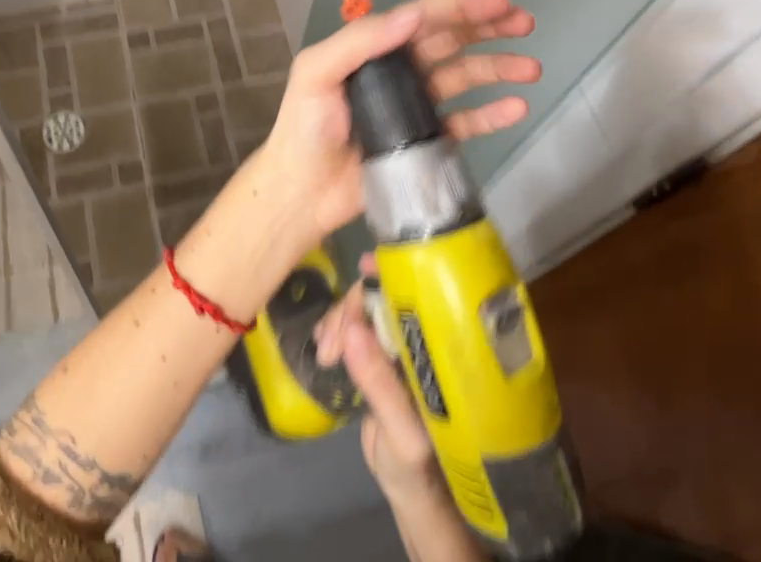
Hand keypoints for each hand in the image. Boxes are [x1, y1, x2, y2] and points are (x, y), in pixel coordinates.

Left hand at [247, 0, 538, 246]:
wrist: (302, 192)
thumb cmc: (304, 128)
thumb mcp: (316, 73)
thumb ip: (359, 41)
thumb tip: (413, 15)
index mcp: (374, 49)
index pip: (423, 19)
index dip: (461, 6)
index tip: (499, 3)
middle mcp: (399, 71)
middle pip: (452, 41)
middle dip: (489, 29)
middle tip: (524, 23)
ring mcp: (415, 106)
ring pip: (465, 78)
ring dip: (499, 69)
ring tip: (531, 69)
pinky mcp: (425, 140)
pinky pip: (465, 122)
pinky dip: (492, 114)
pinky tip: (516, 107)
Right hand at [315, 256, 445, 503]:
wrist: (412, 493)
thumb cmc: (417, 467)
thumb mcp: (401, 431)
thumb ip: (379, 383)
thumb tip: (351, 330)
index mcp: (436, 350)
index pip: (415, 295)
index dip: (390, 274)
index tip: (362, 268)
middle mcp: (420, 341)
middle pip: (382, 299)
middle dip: (350, 311)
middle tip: (329, 346)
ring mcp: (398, 349)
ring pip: (363, 312)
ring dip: (338, 323)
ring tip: (324, 355)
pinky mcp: (378, 360)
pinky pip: (354, 330)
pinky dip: (335, 332)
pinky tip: (324, 347)